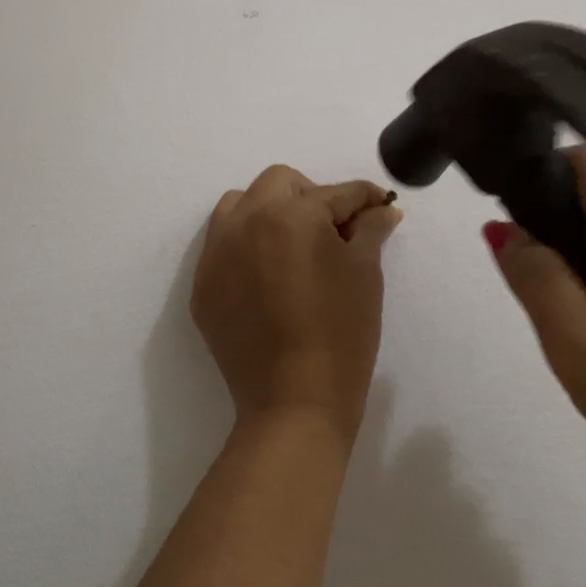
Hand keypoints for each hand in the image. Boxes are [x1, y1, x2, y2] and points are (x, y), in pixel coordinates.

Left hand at [194, 166, 402, 440]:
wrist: (294, 402)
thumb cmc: (341, 333)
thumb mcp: (365, 274)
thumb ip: (370, 229)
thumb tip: (382, 209)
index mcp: (289, 215)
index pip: (333, 193)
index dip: (362, 198)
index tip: (379, 207)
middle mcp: (244, 223)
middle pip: (278, 184)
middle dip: (310, 196)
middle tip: (334, 229)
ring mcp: (216, 255)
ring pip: (239, 206)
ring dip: (268, 212)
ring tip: (293, 246)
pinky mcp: (202, 287)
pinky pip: (222, 247)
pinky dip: (245, 248)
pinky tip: (268, 278)